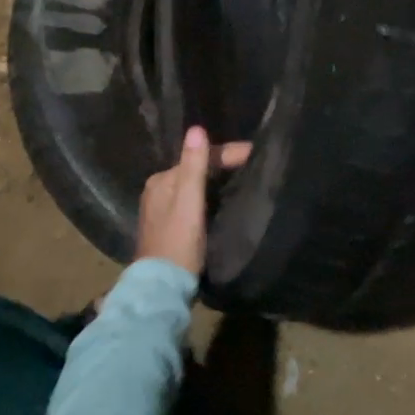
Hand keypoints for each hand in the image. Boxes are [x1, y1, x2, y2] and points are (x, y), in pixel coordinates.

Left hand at [136, 127, 252, 275]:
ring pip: (195, 184)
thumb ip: (193, 166)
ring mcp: (162, 208)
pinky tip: (225, 198)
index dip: (228, 153)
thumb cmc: (178, 242)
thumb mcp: (189, 202)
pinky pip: (194, 199)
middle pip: (196, 169)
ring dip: (217, 179)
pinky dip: (210, 194)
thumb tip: (196, 128)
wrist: (162, 286)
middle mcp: (158, 190)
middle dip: (223, 164)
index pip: (198, 157)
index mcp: (162, 180)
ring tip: (244, 177)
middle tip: (254, 164)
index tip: (255, 153)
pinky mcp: (170, 225)